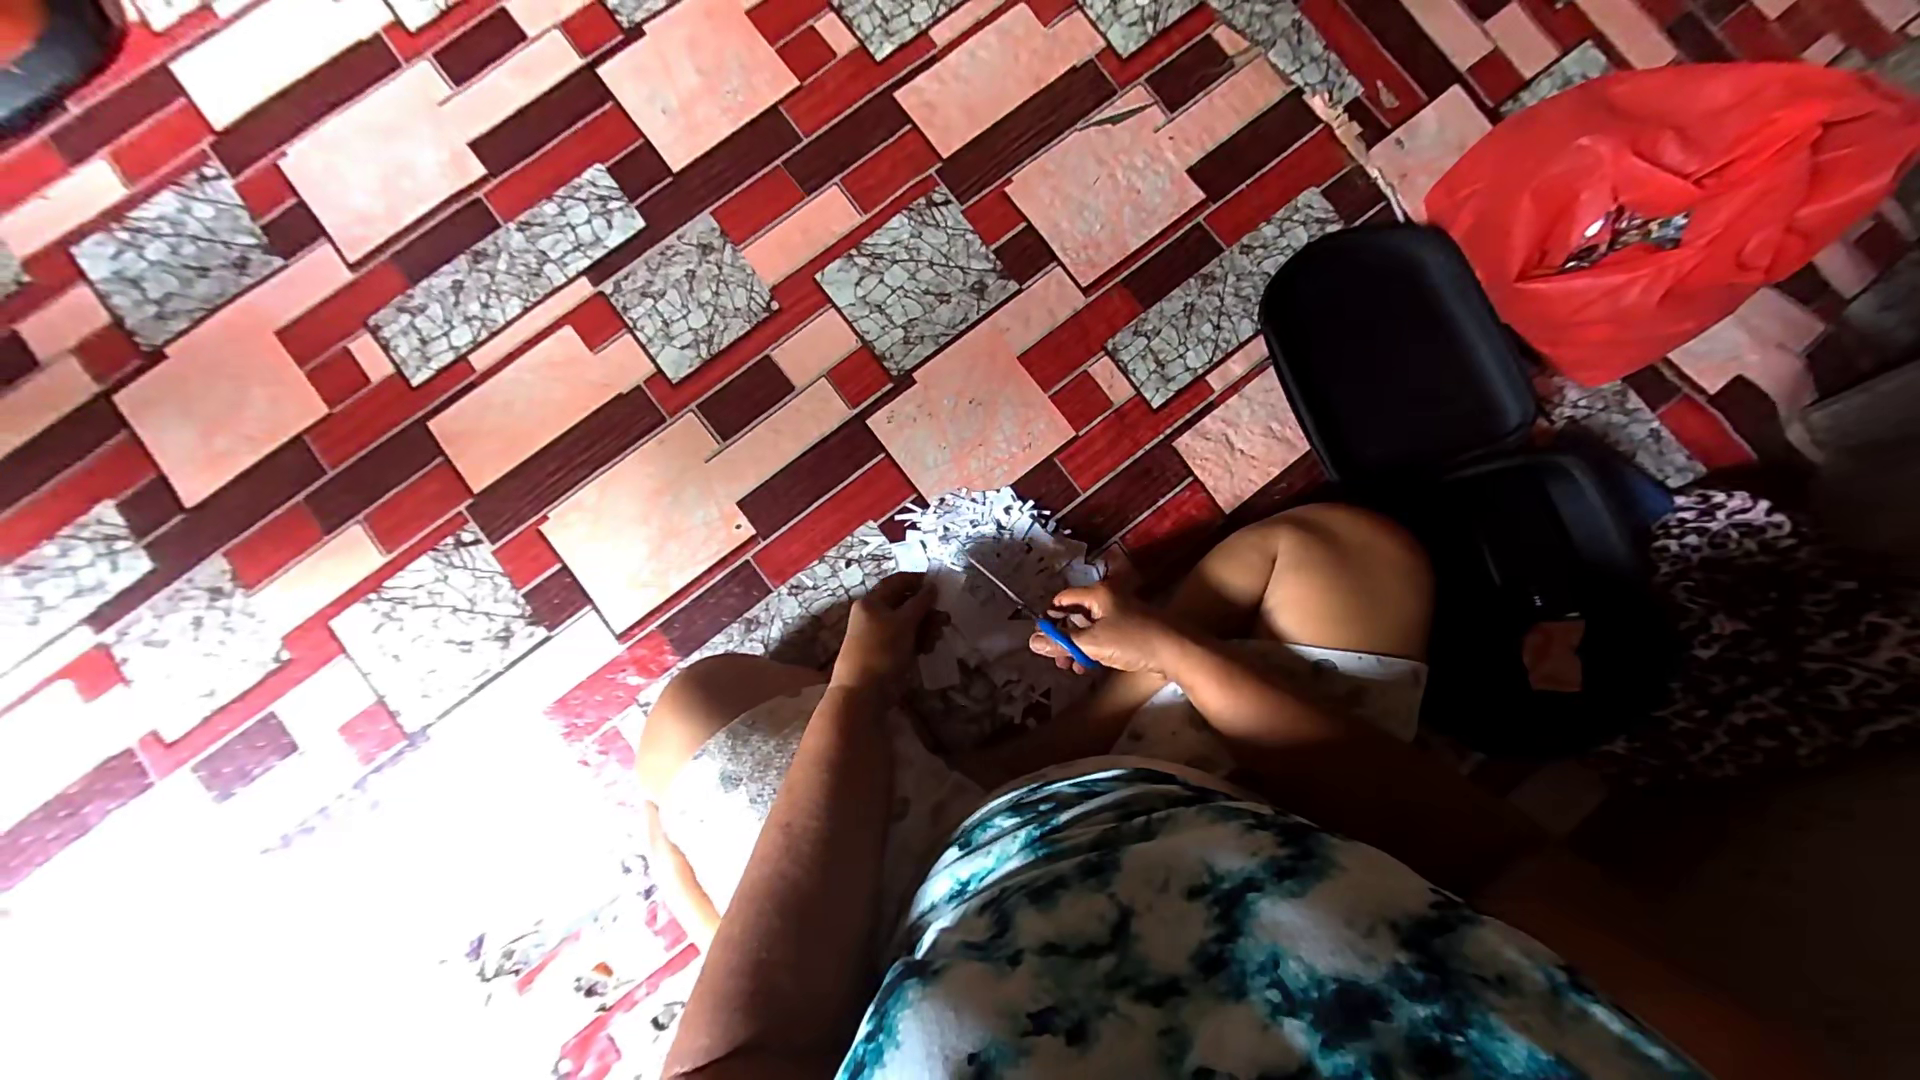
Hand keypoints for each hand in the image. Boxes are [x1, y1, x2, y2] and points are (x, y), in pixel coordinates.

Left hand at [830, 572, 936, 695]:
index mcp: (872, 602)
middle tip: (944, 619)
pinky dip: (919, 641)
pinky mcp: (889, 651)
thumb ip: (920, 602)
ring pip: (910, 623)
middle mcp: (875, 615)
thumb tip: (932, 586)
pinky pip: (908, 639)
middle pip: (906, 603)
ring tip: (936, 637)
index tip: (940, 586)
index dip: (918, 581)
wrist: (863, 692)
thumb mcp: (903, 622)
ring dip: (926, 627)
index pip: (897, 582)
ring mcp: (882, 634)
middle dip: (927, 610)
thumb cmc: (881, 650)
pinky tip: (927, 649)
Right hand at [1029, 582, 1179, 674]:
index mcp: (1098, 595)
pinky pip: (1102, 637)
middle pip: (1075, 615)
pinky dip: (1092, 650)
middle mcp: (1108, 600)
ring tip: (1070, 666)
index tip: (1042, 637)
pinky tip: (1087, 666)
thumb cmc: (1133, 640)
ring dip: (1076, 647)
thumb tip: (1032, 642)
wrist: (1178, 651)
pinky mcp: (1130, 631)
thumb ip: (1062, 643)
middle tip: (1055, 657)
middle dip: (1062, 637)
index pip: (1063, 599)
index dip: (1050, 617)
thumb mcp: (1092, 643)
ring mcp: (1120, 615)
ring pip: (1088, 629)